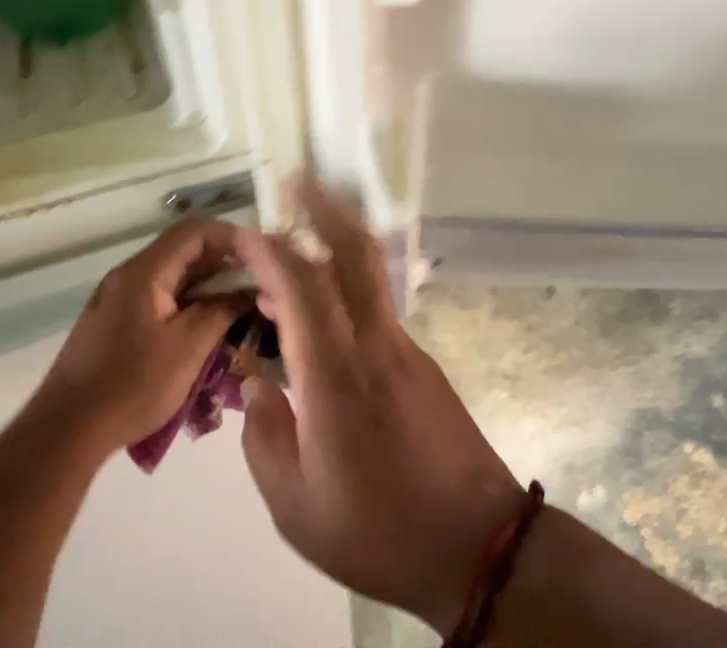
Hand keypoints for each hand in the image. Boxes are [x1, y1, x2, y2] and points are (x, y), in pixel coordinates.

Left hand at [38, 220, 250, 451]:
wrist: (66, 431)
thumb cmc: (132, 385)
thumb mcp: (189, 347)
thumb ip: (223, 310)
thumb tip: (251, 290)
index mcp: (143, 273)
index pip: (195, 232)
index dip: (232, 237)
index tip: (264, 257)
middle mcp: (128, 277)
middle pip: (184, 254)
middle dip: (226, 266)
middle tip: (261, 287)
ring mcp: (118, 302)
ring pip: (174, 281)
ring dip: (209, 291)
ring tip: (242, 312)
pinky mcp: (115, 326)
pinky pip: (160, 303)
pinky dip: (189, 309)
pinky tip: (210, 334)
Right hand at [236, 179, 524, 635]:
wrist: (478, 545)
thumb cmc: (377, 530)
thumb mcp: (296, 504)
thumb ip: (265, 438)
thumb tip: (258, 388)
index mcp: (338, 376)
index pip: (303, 289)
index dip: (273, 251)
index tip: (247, 229)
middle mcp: (377, 347)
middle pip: (356, 254)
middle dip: (326, 208)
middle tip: (296, 180)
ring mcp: (409, 354)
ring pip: (369, 282)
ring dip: (333, 252)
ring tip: (288, 261)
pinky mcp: (425, 370)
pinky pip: (377, 316)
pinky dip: (345, 299)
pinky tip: (320, 328)